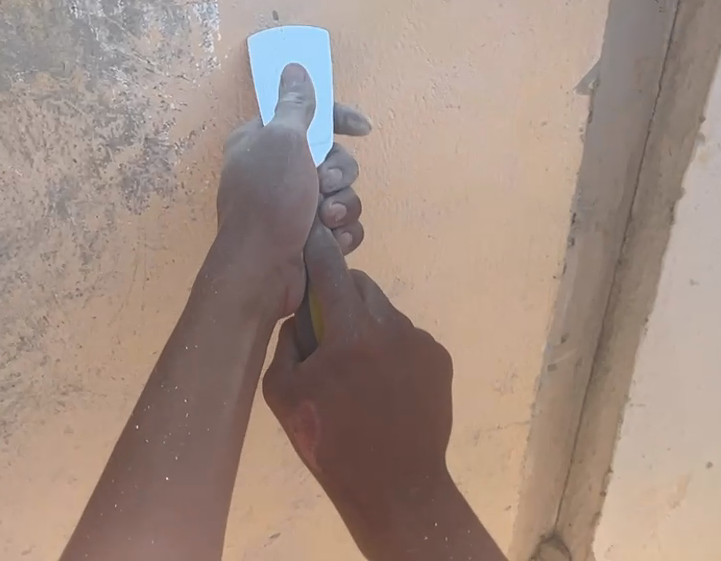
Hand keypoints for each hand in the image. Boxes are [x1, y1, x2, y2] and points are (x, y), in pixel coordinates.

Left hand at [213, 64, 372, 317]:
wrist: (262, 271)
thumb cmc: (268, 199)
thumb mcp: (282, 141)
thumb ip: (295, 105)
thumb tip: (293, 66)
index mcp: (264, 141)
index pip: (309, 116)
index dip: (338, 118)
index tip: (362, 128)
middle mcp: (279, 169)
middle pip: (333, 156)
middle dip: (339, 172)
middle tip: (325, 186)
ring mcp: (295, 204)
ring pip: (343, 191)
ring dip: (342, 205)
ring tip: (326, 221)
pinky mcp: (311, 235)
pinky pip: (344, 224)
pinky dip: (342, 232)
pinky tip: (331, 241)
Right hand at [263, 228, 472, 558]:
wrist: (397, 490)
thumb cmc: (331, 442)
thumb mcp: (282, 394)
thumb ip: (285, 344)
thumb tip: (300, 319)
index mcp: (349, 331)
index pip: (329, 268)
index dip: (316, 247)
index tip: (310, 231)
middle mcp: (389, 325)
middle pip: (360, 284)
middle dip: (341, 294)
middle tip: (328, 329)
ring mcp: (419, 341)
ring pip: (384, 311)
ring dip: (366, 324)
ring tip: (359, 368)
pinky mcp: (438, 359)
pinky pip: (406, 337)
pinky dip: (391, 347)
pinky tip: (384, 385)